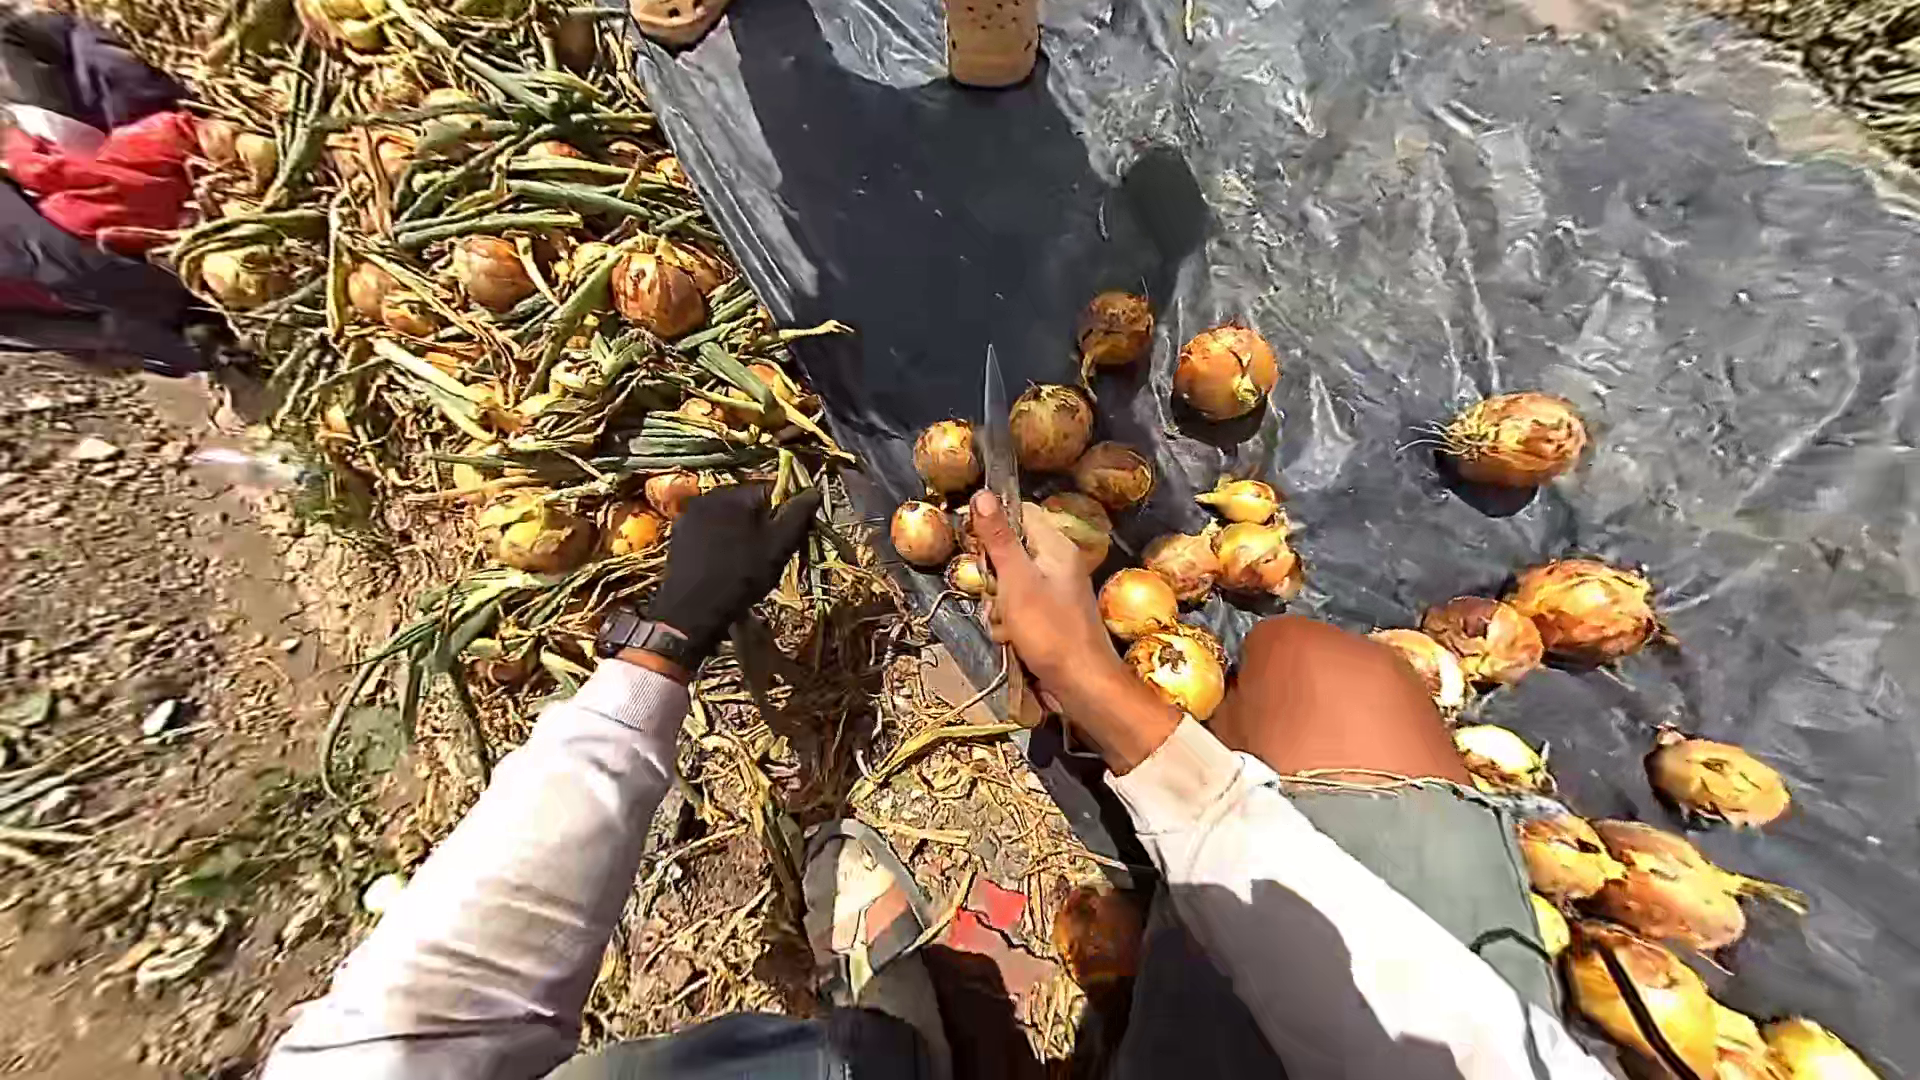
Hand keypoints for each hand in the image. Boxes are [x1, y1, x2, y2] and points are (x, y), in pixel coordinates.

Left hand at [647, 483, 820, 662]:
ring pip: (729, 519)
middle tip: (772, 552)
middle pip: (749, 505)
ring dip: (743, 534)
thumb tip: (813, 491)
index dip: (787, 512)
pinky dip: (723, 543)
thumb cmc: (742, 575)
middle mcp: (707, 498)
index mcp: (733, 495)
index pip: (772, 491)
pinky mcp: (679, 537)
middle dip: (764, 524)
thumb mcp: (779, 545)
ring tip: (749, 562)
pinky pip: (711, 533)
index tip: (791, 536)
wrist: (693, 612)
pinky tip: (727, 566)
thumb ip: (798, 514)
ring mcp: (688, 518)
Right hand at [971, 490, 1182, 770]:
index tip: (975, 544)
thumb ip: (999, 538)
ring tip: (1004, 622)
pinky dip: (1009, 622)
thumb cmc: (1048, 630)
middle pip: (1011, 550)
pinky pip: (1018, 607)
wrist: (1081, 684)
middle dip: (993, 574)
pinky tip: (1010, 637)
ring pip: (1009, 583)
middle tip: (994, 592)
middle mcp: (1057, 563)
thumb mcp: (1016, 580)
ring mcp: (1054, 591)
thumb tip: (984, 493)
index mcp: (1056, 546)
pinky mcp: (1049, 616)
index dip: (994, 523)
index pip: (1020, 513)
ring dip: (998, 603)